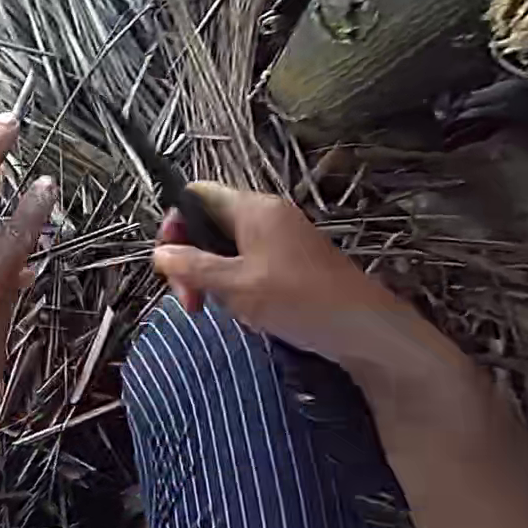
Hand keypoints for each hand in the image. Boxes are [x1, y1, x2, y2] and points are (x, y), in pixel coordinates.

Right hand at [152, 183, 471, 387]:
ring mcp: (279, 238)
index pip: (195, 194)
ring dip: (208, 276)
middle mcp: (265, 215)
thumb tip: (158, 253)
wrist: (368, 333)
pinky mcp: (288, 262)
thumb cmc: (301, 301)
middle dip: (189, 259)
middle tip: (189, 300)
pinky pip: (244, 262)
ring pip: (223, 247)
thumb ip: (192, 266)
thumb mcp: (236, 285)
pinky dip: (231, 283)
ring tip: (212, 308)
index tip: (169, 261)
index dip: (174, 222)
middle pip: (206, 223)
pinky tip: (239, 309)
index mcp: (253, 208)